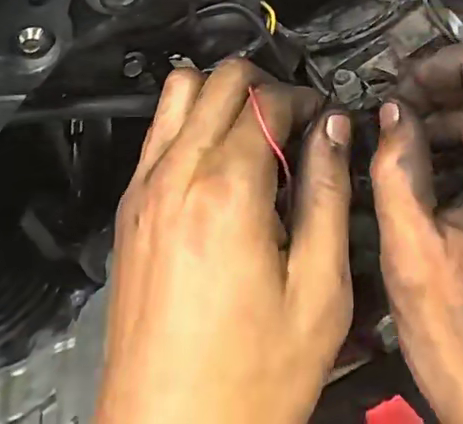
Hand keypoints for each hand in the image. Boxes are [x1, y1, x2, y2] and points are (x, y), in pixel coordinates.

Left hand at [96, 58, 353, 423]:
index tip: (324, 120)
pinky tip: (221, 163)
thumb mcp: (318, 291)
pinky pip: (158, 131)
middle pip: (222, 79)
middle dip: (267, 86)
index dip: (306, 100)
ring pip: (181, 90)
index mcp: (228, 191)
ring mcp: (144, 190)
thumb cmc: (247, 383)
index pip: (270, 100)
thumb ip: (328, 194)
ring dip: (224, 95)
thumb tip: (334, 131)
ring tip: (256, 133)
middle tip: (296, 122)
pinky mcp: (129, 211)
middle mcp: (177, 177)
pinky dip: (192, 122)